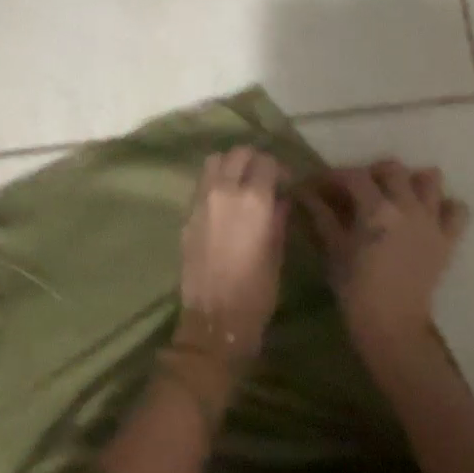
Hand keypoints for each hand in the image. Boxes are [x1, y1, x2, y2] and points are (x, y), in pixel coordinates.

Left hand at [179, 147, 288, 359]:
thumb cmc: (257, 292)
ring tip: (241, 184)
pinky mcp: (187, 216)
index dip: (280, 168)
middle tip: (264, 178)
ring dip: (230, 166)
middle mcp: (224, 192)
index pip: (266, 162)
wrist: (215, 319)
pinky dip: (214, 183)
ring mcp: (201, 202)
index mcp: (254, 200)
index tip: (286, 182)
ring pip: (214, 162)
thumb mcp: (277, 253)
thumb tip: (280, 199)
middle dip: (254, 160)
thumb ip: (278, 218)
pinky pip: (201, 185)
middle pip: (238, 153)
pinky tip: (224, 203)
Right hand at [300, 160, 468, 344]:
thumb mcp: (334, 250)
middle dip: (371, 173)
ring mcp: (432, 220)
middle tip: (356, 190)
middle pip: (392, 169)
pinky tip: (428, 215)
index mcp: (376, 209)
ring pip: (430, 179)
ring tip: (395, 196)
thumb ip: (322, 216)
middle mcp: (408, 206)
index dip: (332, 176)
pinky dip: (443, 206)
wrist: (392, 325)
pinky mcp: (449, 238)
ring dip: (411, 181)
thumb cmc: (356, 290)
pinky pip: (457, 209)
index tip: (318, 185)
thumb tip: (305, 193)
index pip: (353, 176)